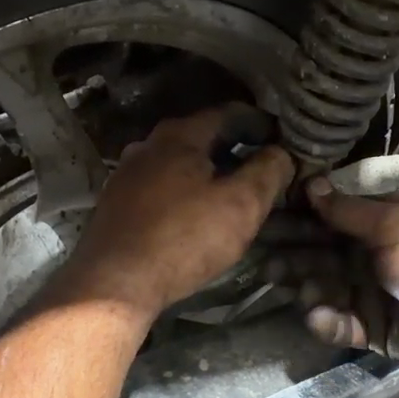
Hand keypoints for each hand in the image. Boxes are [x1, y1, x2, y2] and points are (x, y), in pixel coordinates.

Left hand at [62, 105, 293, 314]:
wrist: (116, 282)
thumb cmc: (184, 240)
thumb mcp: (241, 206)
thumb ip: (267, 173)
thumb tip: (282, 153)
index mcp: (179, 136)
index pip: (229, 114)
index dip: (260, 125)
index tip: (282, 140)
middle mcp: (147, 146)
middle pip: (200, 139)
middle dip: (232, 151)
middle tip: (260, 171)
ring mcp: (126, 176)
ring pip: (177, 166)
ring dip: (205, 175)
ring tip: (230, 196)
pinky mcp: (116, 208)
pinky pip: (159, 191)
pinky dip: (183, 195)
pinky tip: (193, 217)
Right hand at [269, 178, 398, 372]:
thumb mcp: (394, 222)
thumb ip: (348, 210)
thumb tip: (311, 184)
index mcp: (383, 222)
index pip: (333, 217)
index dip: (301, 219)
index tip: (267, 219)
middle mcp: (373, 255)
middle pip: (323, 255)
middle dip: (294, 256)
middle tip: (263, 260)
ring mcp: (371, 294)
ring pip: (326, 289)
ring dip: (304, 286)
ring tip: (285, 284)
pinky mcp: (371, 329)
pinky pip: (340, 323)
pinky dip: (327, 320)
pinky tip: (318, 314)